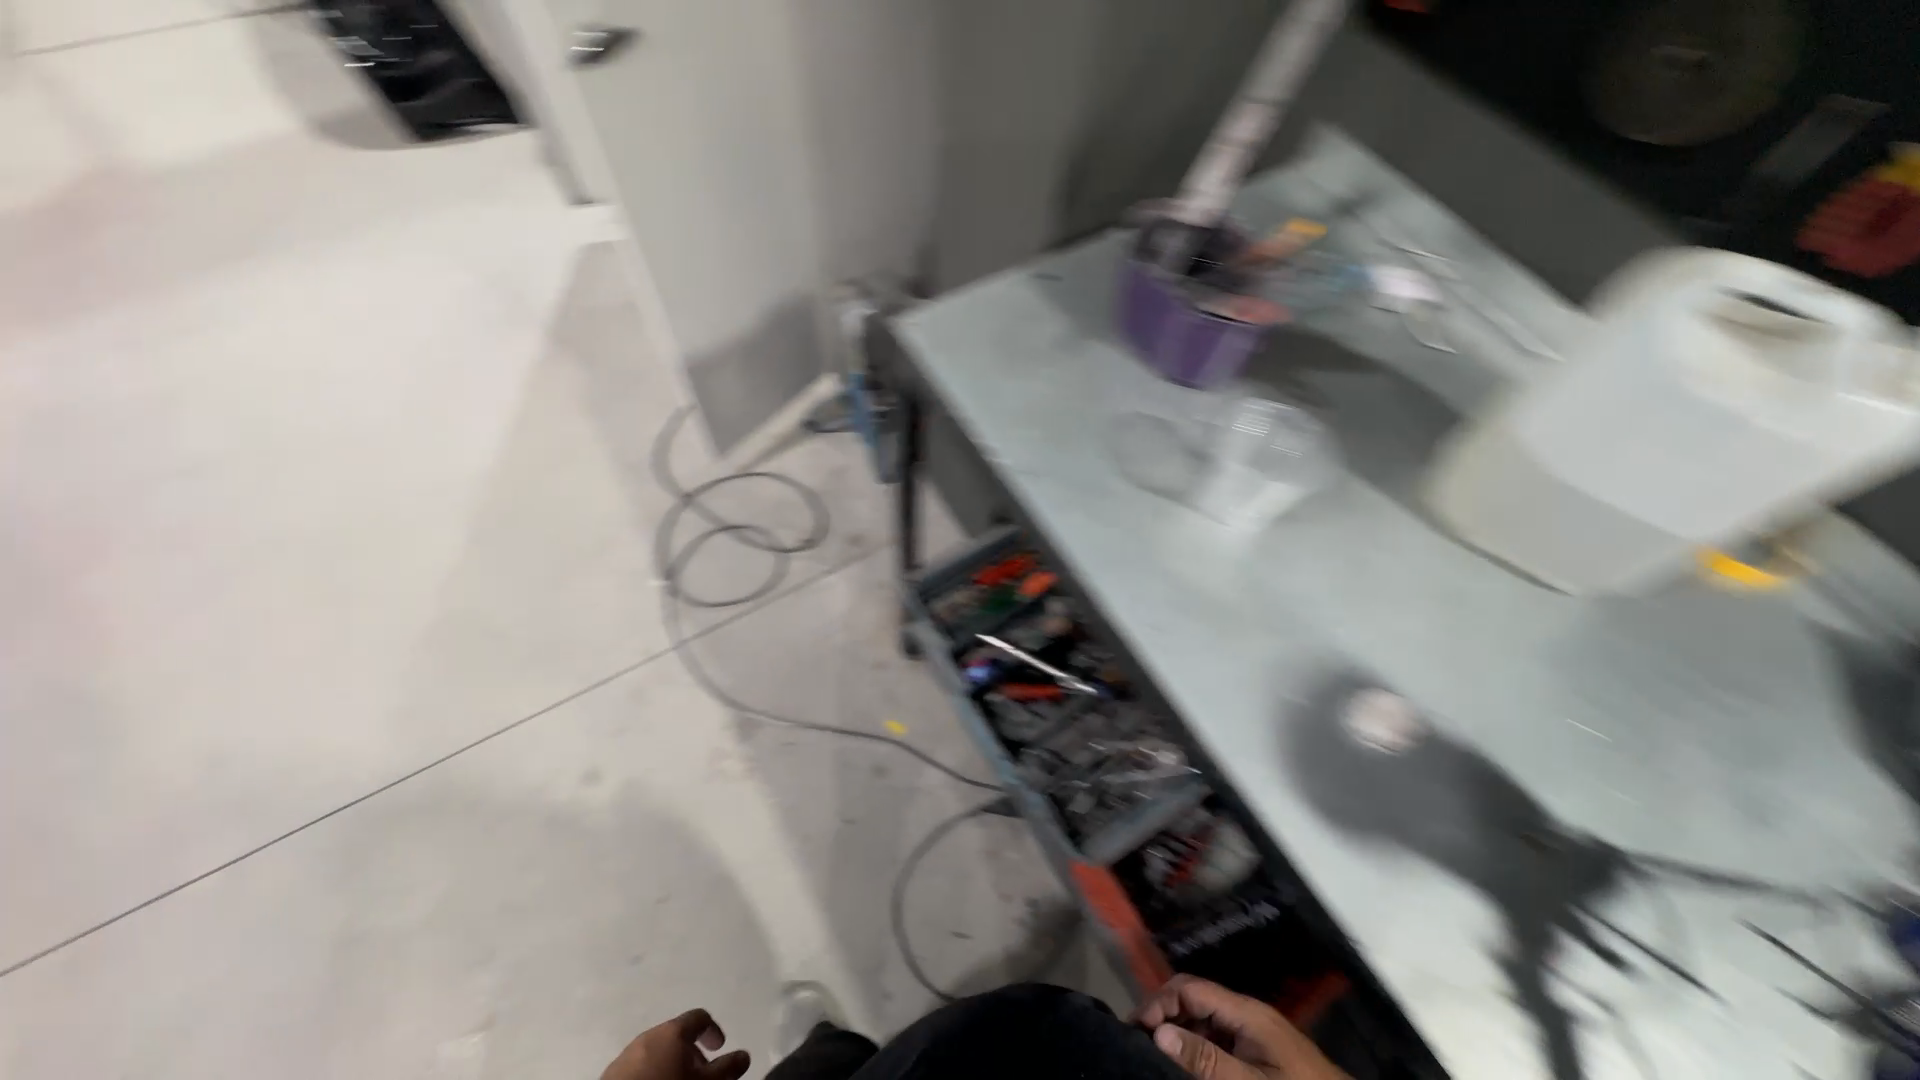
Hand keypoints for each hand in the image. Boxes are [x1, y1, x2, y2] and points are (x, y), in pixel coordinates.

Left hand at [601, 1009, 750, 1079]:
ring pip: (655, 1051)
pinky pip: (637, 1066)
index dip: (713, 1030)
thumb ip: (727, 1067)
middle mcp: (648, 1035)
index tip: (719, 1047)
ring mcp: (626, 1055)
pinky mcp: (610, 1075)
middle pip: (675, 1034)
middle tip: (701, 1073)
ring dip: (670, 1062)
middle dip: (691, 1051)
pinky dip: (651, 1072)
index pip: (699, 1017)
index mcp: (673, 1031)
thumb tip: (744, 1055)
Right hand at [1134, 975, 1347, 1079]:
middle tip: (1138, 1041)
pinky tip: (1185, 1065)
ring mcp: (1253, 1031)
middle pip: (1195, 998)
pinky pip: (1218, 1037)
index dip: (1159, 1003)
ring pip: (1204, 1019)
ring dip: (1178, 1031)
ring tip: (1154, 1055)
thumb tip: (1160, 1033)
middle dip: (1164, 1014)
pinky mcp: (1258, 1050)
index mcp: (1245, 1012)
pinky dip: (1196, 1045)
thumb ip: (1207, 1060)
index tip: (1136, 1030)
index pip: (1190, 988)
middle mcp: (1246, 1013)